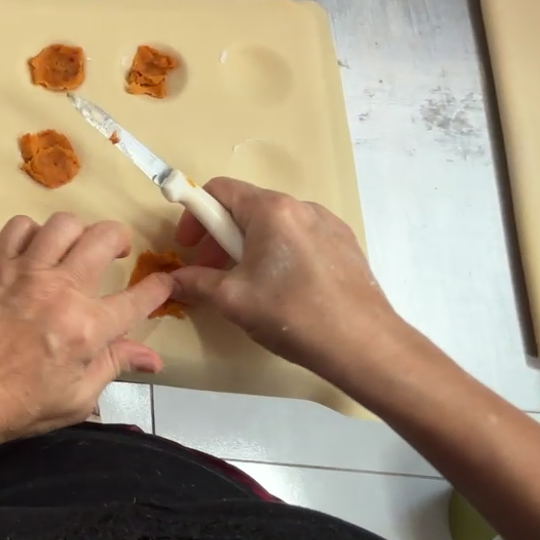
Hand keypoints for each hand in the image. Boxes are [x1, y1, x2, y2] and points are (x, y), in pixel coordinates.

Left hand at [0, 213, 171, 445]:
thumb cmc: (21, 404)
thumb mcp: (78, 397)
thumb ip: (114, 365)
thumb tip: (152, 358)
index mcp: (87, 328)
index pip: (137, 299)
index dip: (158, 288)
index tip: (163, 281)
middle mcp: (61, 290)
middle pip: (104, 238)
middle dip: (120, 239)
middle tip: (117, 252)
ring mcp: (26, 272)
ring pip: (63, 224)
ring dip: (78, 231)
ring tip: (77, 246)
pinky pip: (19, 227)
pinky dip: (32, 231)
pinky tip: (35, 250)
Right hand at [171, 177, 405, 379]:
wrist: (368, 349)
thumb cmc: (293, 314)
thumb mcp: (232, 299)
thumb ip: (196, 282)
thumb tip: (172, 281)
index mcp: (271, 210)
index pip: (219, 190)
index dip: (195, 213)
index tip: (188, 245)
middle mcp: (301, 207)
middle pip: (246, 207)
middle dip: (220, 235)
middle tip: (211, 268)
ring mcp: (328, 225)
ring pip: (274, 224)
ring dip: (249, 245)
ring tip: (246, 282)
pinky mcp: (346, 245)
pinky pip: (299, 237)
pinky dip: (279, 252)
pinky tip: (282, 288)